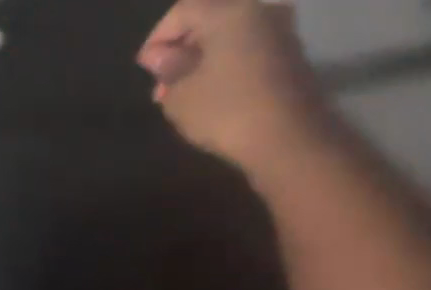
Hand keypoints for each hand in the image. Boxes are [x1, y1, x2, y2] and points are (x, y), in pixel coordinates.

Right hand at [138, 0, 333, 173]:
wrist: (285, 135)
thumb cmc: (225, 110)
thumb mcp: (180, 94)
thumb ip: (168, 68)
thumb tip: (159, 55)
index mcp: (231, 13)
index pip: (184, 9)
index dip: (157, 37)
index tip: (144, 68)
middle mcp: (260, 11)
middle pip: (208, 18)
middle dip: (180, 48)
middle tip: (161, 84)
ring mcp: (278, 31)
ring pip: (227, 34)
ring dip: (200, 58)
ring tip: (180, 93)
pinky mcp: (287, 53)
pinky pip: (245, 47)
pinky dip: (221, 63)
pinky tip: (208, 93)